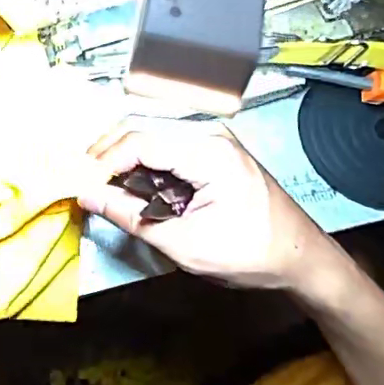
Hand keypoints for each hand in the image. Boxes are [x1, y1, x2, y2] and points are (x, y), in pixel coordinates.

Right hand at [78, 119, 348, 292]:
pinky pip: (168, 147)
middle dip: (110, 154)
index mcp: (208, 151)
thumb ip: (132, 216)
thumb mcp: (186, 244)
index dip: (105, 160)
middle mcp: (210, 133)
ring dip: (126, 159)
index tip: (82, 183)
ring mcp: (213, 139)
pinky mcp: (213, 150)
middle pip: (143, 127)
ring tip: (106, 188)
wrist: (301, 257)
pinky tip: (136, 187)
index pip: (141, 140)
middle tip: (87, 183)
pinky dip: (146, 165)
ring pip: (153, 135)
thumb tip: (88, 195)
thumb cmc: (251, 254)